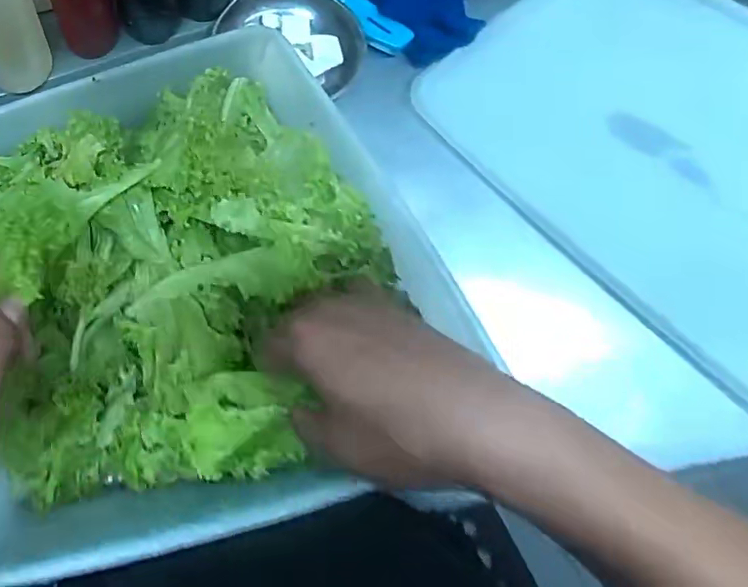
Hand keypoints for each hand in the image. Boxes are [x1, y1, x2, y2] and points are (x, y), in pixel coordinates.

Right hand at [263, 285, 532, 490]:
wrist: (480, 417)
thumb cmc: (399, 435)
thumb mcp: (341, 448)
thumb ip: (305, 424)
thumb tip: (298, 406)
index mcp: (302, 339)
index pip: (267, 345)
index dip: (268, 367)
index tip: (279, 386)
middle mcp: (325, 309)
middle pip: (293, 318)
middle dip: (291, 340)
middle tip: (304, 372)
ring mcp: (363, 302)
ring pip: (325, 304)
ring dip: (321, 324)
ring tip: (336, 353)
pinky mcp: (397, 306)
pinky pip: (359, 300)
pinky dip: (355, 314)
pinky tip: (371, 338)